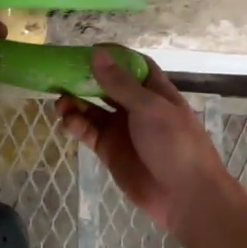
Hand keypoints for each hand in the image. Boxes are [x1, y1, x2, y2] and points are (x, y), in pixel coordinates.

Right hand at [54, 47, 232, 233]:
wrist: (186, 197)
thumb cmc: (176, 144)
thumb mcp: (150, 108)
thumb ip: (120, 83)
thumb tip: (96, 53)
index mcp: (154, 92)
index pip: (132, 65)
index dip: (112, 56)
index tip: (88, 50)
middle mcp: (136, 107)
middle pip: (106, 86)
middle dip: (84, 80)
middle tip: (60, 74)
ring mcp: (122, 130)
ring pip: (92, 109)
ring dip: (75, 103)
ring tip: (59, 103)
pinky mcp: (110, 151)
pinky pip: (88, 132)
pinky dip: (76, 125)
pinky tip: (68, 122)